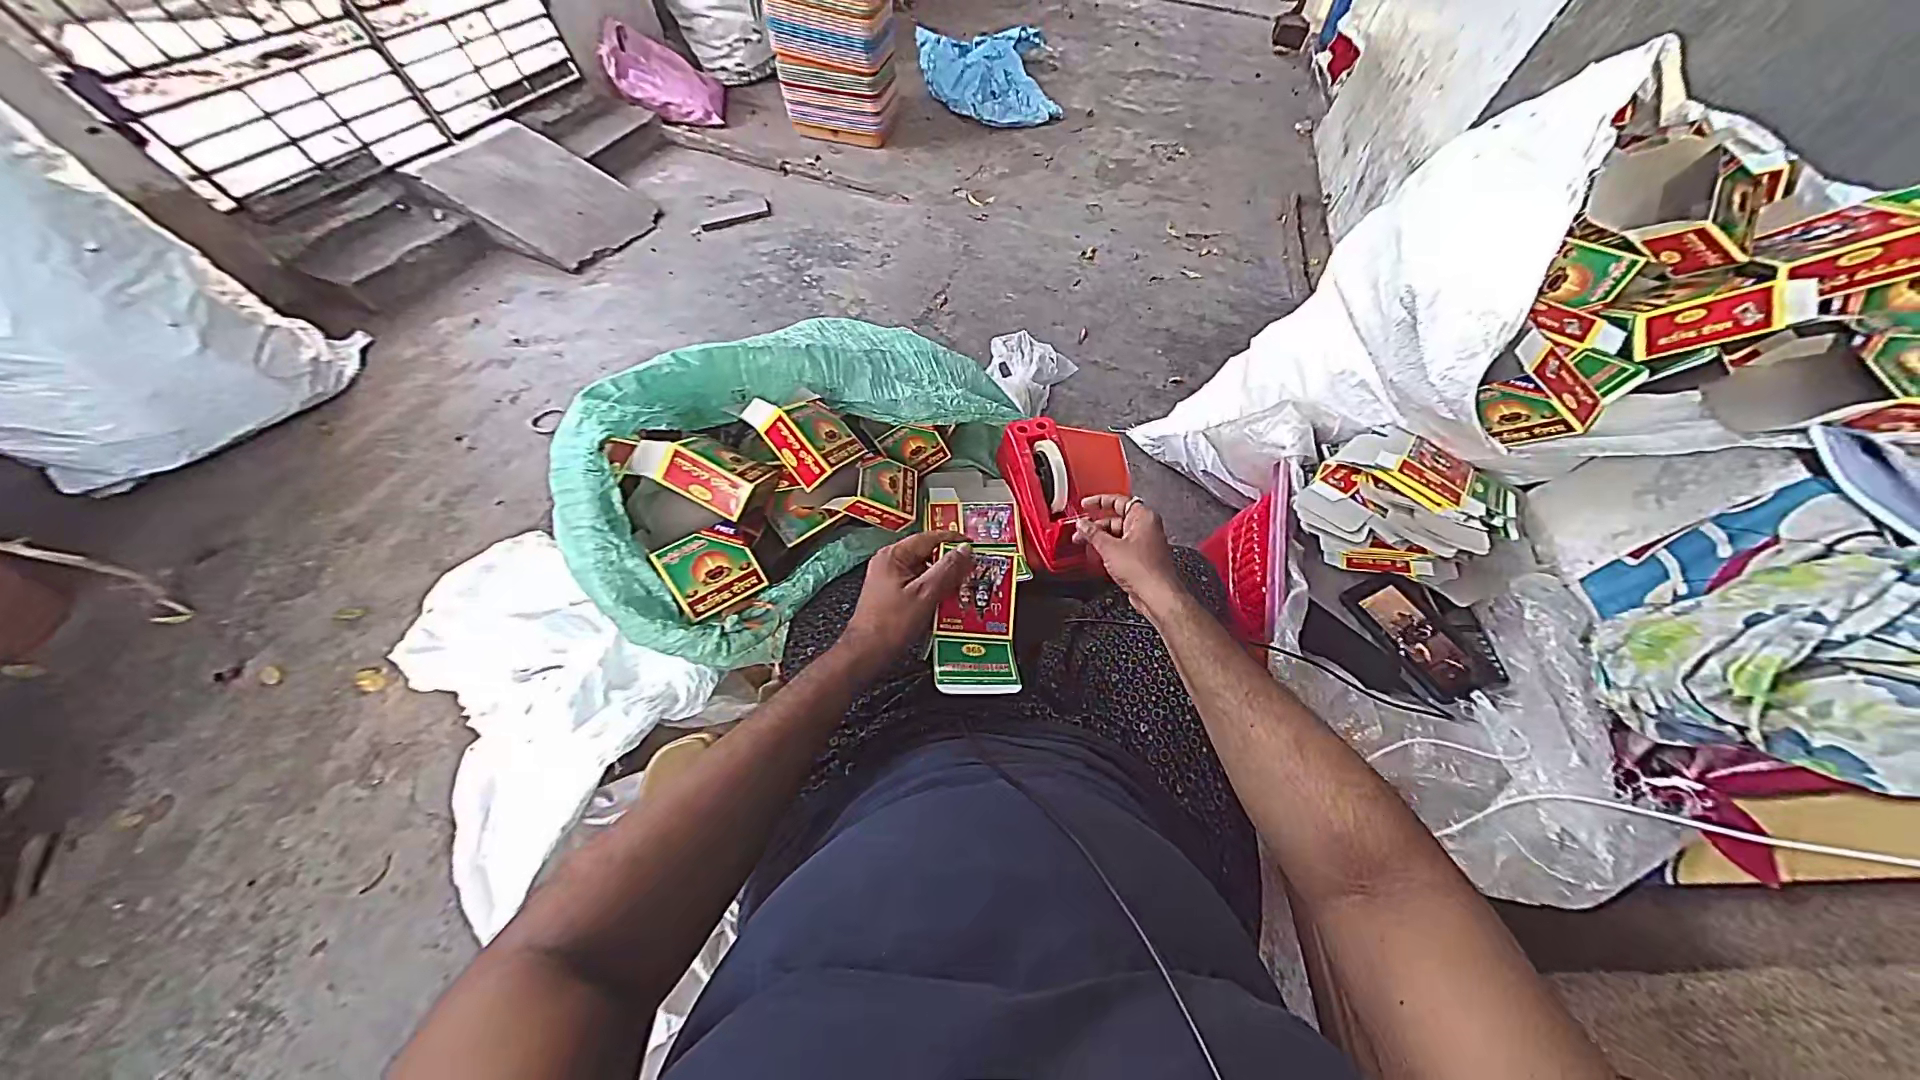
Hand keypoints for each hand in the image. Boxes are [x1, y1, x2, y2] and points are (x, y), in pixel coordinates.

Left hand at [838, 531, 973, 667]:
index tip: (974, 545)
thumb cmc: (891, 624)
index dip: (953, 540)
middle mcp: (890, 563)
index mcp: (894, 556)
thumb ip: (947, 569)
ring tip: (966, 585)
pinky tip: (949, 600)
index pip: (929, 537)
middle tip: (974, 568)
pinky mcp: (893, 594)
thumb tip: (965, 550)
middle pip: (928, 554)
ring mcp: (890, 579)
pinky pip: (919, 585)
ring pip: (925, 571)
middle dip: (951, 562)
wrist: (867, 653)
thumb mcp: (925, 594)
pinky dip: (934, 590)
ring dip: (944, 578)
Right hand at [1073, 494, 1184, 617]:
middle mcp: (1147, 528)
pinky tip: (1097, 555)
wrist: (1156, 594)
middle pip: (1117, 519)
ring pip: (1118, 534)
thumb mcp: (1109, 548)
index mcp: (1143, 517)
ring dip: (1101, 538)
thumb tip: (1083, 525)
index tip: (1086, 504)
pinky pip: (1122, 547)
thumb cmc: (1143, 570)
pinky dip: (1109, 549)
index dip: (1099, 501)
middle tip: (1080, 530)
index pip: (1119, 501)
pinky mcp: (1142, 558)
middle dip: (1096, 525)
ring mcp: (1145, 543)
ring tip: (1085, 543)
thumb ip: (1092, 534)